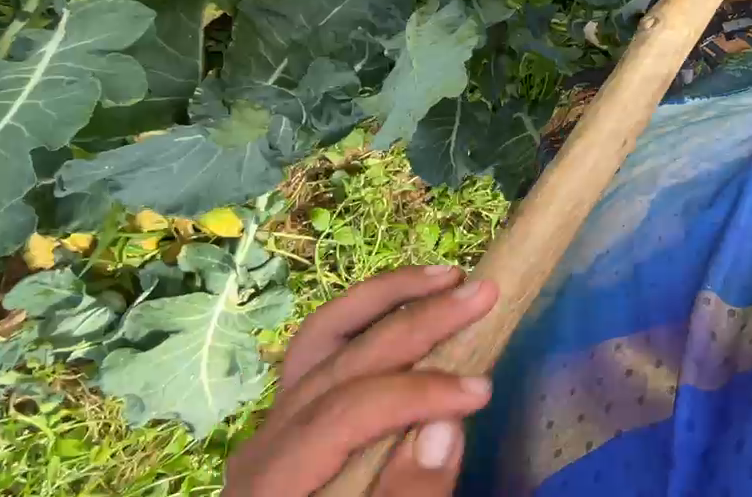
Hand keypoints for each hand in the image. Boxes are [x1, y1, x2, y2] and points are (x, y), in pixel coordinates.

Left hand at [223, 265, 499, 496]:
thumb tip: (446, 428)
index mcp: (273, 483)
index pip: (345, 415)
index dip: (416, 393)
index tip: (483, 390)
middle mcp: (268, 440)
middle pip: (342, 363)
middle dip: (419, 322)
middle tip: (484, 294)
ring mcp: (280, 417)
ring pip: (328, 334)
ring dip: (392, 296)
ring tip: (451, 275)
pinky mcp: (301, 406)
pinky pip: (331, 340)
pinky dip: (376, 307)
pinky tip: (418, 291)